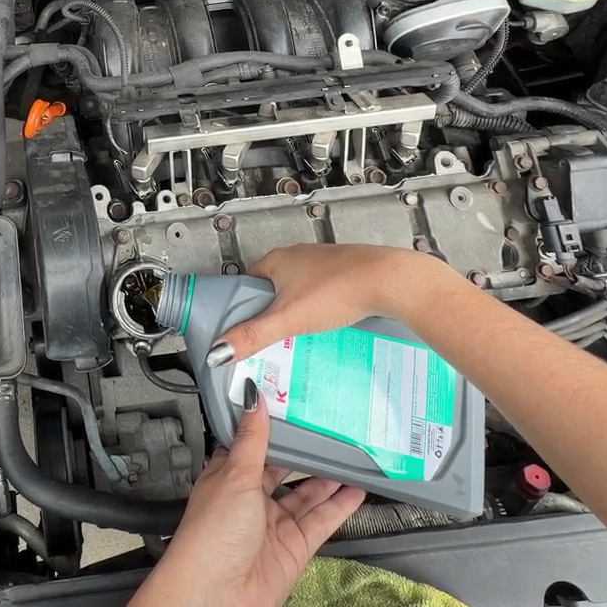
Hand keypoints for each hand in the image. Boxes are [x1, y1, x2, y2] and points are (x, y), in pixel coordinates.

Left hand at [131, 397, 365, 606]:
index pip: (251, 444)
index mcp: (227, 475)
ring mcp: (272, 523)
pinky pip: (320, 521)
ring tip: (348, 454)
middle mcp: (249, 497)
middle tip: (326, 428)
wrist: (217, 595)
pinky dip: (339, 506)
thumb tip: (254, 399)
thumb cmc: (211, 534)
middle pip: (281, 469)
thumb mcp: (235, 474)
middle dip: (301, 453)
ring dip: (325, 477)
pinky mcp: (293, 547)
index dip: (268, 428)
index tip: (288, 406)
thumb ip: (253, 439)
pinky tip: (355, 490)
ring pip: (304, 494)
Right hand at [216, 243, 459, 361]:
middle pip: (274, 286)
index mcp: (276, 260)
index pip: (247, 282)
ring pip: (300, 289)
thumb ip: (252, 336)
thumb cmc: (337, 291)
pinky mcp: (346, 271)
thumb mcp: (288, 319)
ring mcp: (323, 262)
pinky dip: (322, 307)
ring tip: (300, 335)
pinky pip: (324, 291)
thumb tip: (217, 351)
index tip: (243, 328)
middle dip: (271, 311)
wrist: (389, 281)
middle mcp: (297, 255)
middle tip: (272, 338)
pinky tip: (329, 324)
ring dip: (298, 309)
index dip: (243, 305)